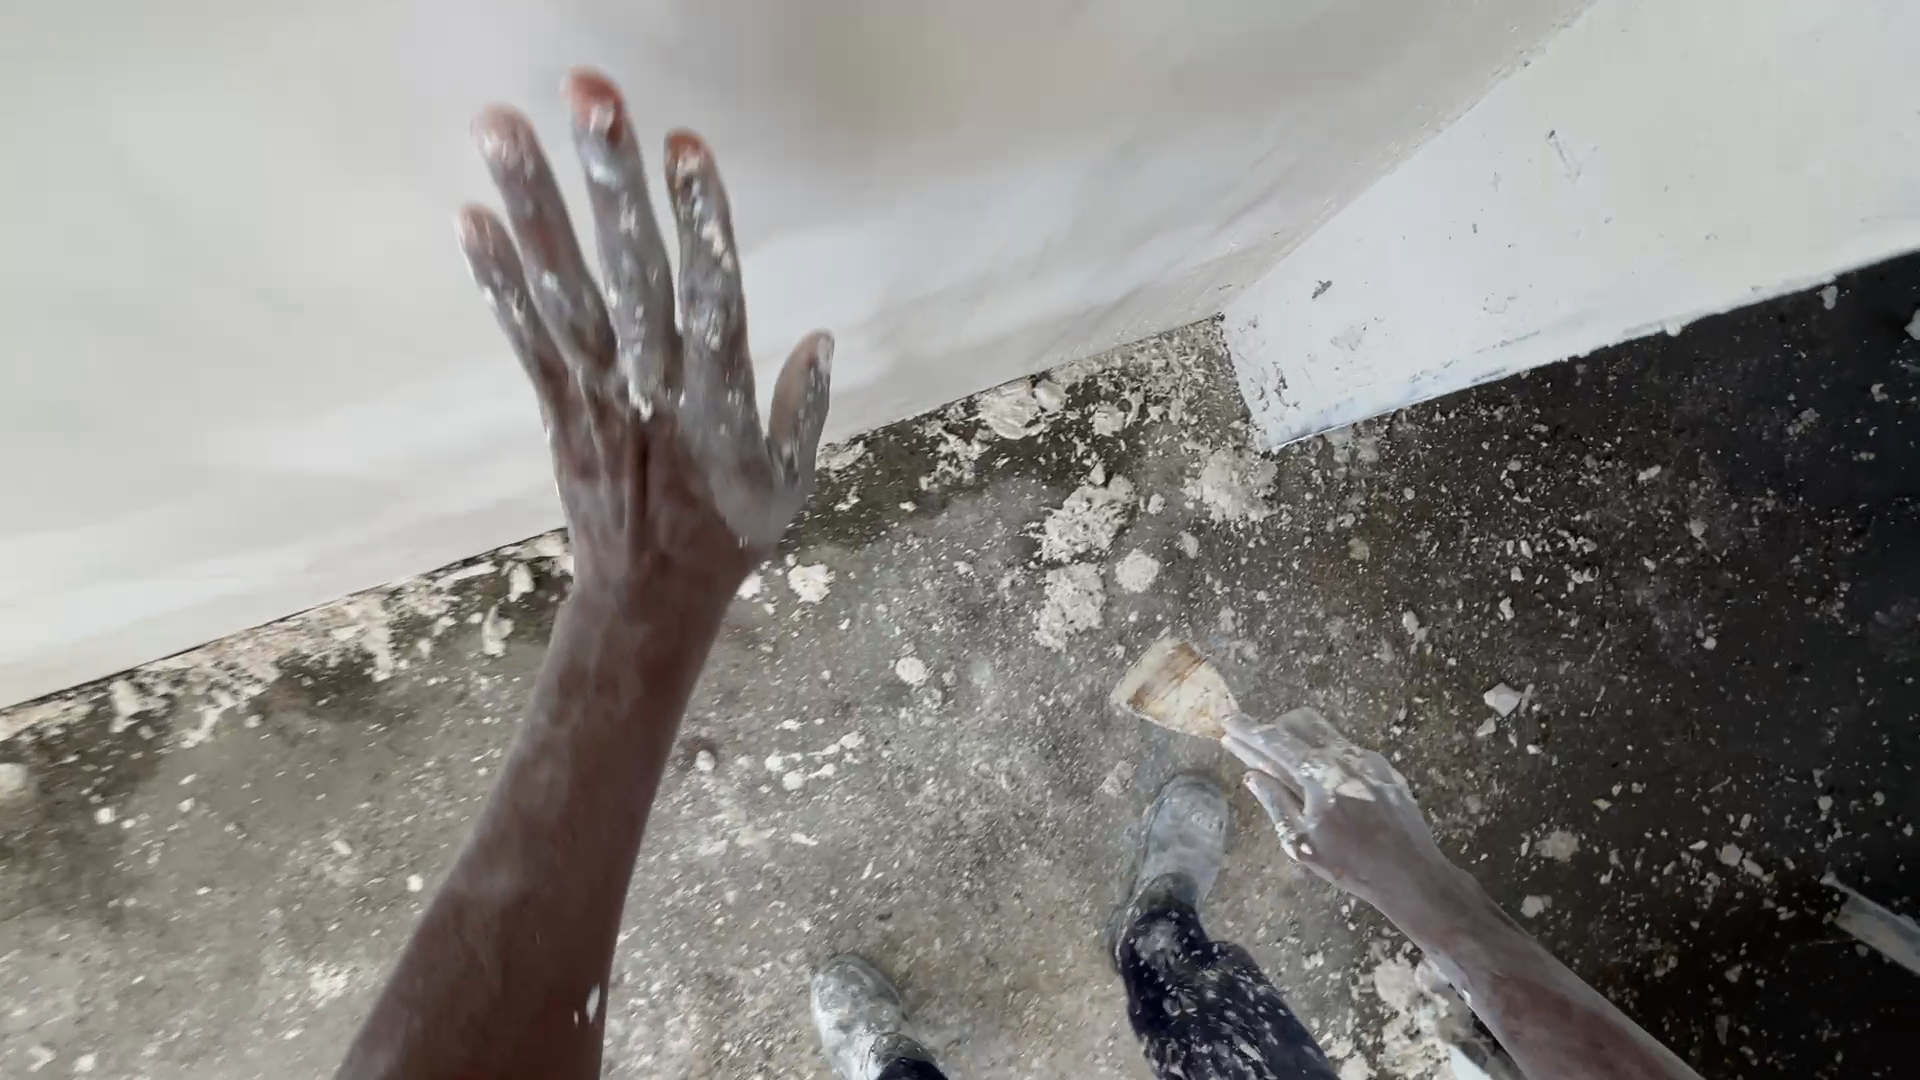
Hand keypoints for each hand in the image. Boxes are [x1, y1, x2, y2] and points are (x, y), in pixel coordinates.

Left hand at [457, 69, 830, 591]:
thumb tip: (820, 338)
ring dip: (535, 210)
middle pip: (634, 278)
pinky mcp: (556, 411)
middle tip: (592, 97)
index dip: (702, 227)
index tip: (688, 150)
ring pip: (566, 296)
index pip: (716, 301)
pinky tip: (468, 216)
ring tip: (501, 124)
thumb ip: (804, 409)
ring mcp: (596, 397)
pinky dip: (495, 282)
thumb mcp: (792, 482)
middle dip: (614, 187)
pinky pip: (524, 341)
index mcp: (720, 404)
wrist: (652, 594)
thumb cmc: (730, 535)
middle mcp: (654, 389)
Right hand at [1222, 709, 1455, 915]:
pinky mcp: (1386, 770)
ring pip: (1324, 732)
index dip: (1246, 729)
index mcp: (1320, 776)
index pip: (1274, 741)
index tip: (1226, 719)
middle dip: (1273, 729)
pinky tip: (1323, 783)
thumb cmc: (1352, 866)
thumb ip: (1275, 802)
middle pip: (1299, 722)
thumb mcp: (1301, 843)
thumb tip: (1251, 776)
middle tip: (1254, 746)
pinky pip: (1346, 750)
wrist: (1415, 878)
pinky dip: (1324, 755)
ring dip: (1298, 740)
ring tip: (1287, 765)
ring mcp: (1369, 761)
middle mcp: (1345, 758)